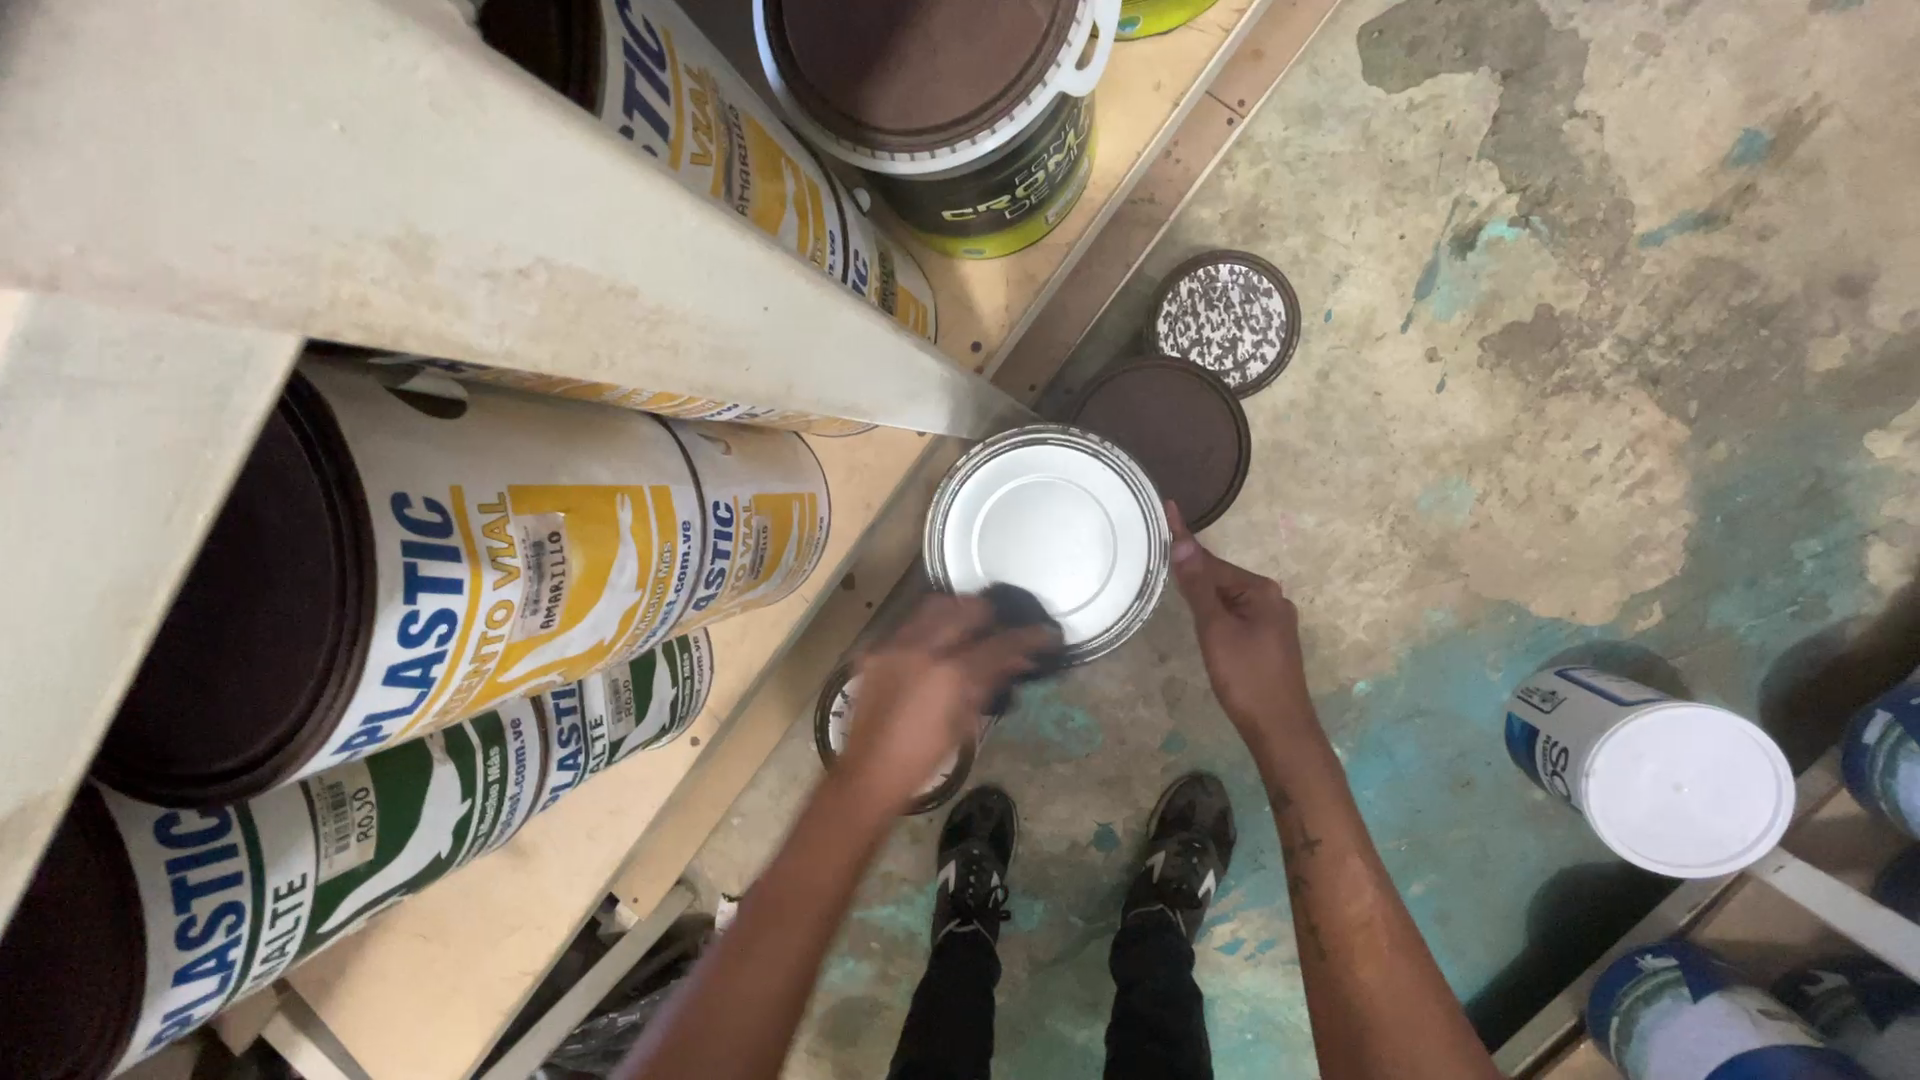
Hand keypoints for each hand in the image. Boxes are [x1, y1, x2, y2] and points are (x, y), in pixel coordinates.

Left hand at [835, 594, 1059, 814]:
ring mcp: (895, 646)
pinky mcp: (877, 650)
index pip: (1000, 644)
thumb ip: (989, 684)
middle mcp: (922, 649)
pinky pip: (910, 623)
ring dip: (960, 611)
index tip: (1047, 635)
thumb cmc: (922, 758)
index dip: (1030, 638)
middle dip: (993, 616)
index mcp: (950, 674)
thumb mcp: (964, 723)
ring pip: (936, 606)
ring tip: (972, 627)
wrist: (869, 772)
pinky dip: (931, 625)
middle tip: (1004, 629)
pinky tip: (939, 641)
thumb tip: (1017, 662)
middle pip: (968, 609)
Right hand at [1166, 501, 1311, 736]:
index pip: (1212, 561)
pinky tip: (1199, 613)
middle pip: (1221, 577)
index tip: (1168, 509)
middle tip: (1158, 548)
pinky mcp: (1268, 641)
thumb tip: (1183, 544)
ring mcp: (1272, 621)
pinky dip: (1213, 609)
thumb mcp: (1215, 630)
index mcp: (1260, 591)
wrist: (1280, 729)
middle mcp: (1271, 599)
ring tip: (1171, 577)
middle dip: (1192, 566)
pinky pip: (1234, 614)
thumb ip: (1198, 587)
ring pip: (1227, 597)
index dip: (1185, 540)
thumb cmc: (1246, 678)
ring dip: (1201, 589)